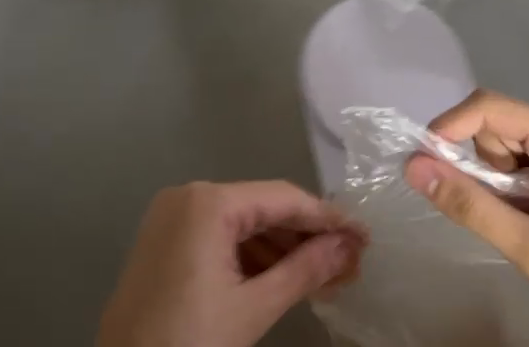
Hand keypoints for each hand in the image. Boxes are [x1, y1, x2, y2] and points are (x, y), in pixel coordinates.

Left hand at [97, 180, 365, 346]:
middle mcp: (188, 196)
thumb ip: (304, 270)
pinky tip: (280, 279)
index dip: (326, 218)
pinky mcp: (163, 240)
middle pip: (261, 208)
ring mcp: (172, 217)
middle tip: (348, 266)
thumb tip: (348, 246)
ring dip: (280, 249)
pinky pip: (218, 237)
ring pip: (240, 223)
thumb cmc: (189, 341)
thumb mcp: (253, 308)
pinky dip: (249, 256)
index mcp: (208, 202)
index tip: (364, 236)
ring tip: (322, 278)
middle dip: (305, 237)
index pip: (282, 198)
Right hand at [404, 91, 528, 346]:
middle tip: (507, 220)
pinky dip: (517, 196)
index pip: (492, 108)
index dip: (451, 127)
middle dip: (484, 170)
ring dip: (501, 188)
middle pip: (499, 129)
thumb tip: (413, 166)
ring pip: (509, 151)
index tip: (422, 165)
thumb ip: (472, 206)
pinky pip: (527, 169)